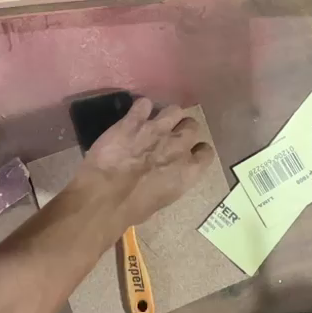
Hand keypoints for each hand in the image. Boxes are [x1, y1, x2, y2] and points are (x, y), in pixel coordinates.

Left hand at [71, 98, 212, 226]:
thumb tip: (165, 177)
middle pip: (192, 125)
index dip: (197, 150)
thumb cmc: (132, 209)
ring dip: (166, 115)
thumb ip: (170, 182)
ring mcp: (157, 129)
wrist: (105, 196)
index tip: (189, 152)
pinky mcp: (134, 120)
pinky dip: (139, 108)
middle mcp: (178, 145)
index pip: (206, 152)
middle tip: (170, 135)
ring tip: (155, 121)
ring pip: (174, 110)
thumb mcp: (161, 201)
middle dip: (183, 128)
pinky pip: (144, 104)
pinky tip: (133, 116)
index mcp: (188, 171)